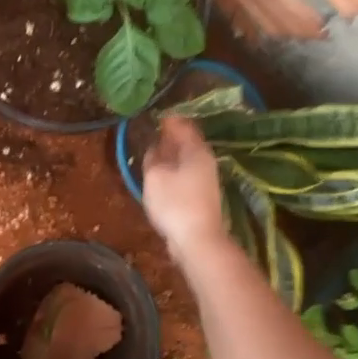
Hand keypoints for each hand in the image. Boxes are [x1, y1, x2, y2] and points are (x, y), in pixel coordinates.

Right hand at [142, 117, 225, 253]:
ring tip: (153, 156)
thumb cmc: (175, 204)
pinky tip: (162, 178)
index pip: (182, 125)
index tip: (152, 118)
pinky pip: (187, 175)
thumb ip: (153, 158)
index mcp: (196, 150)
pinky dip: (174, 171)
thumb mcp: (155, 177)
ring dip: (171, 156)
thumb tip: (154, 147)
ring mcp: (207, 180)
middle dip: (169, 138)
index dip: (167, 120)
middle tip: (150, 135)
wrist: (198, 240)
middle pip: (187, 142)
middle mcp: (205, 161)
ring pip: (187, 159)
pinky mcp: (203, 196)